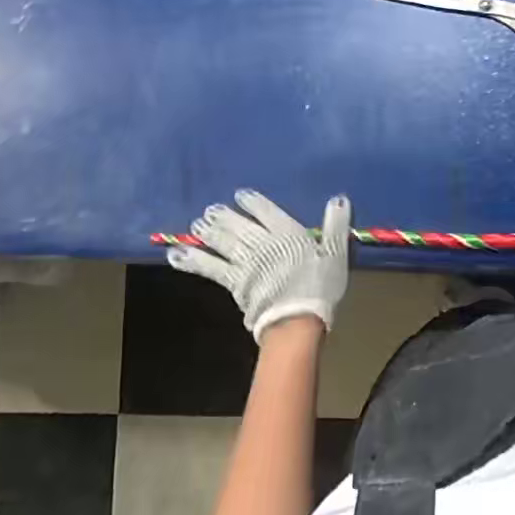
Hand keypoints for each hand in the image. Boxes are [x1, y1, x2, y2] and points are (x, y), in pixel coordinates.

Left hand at [166, 190, 351, 340]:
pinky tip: (176, 255)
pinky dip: (191, 260)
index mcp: (287, 232)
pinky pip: (209, 267)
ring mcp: (244, 261)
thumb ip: (335, 226)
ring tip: (195, 226)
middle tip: (210, 211)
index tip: (240, 196)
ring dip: (207, 233)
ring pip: (221, 241)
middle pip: (238, 224)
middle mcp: (262, 242)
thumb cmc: (320, 287)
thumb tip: (338, 199)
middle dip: (223, 216)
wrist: (297, 319)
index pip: (266, 211)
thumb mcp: (335, 254)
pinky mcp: (233, 281)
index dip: (252, 202)